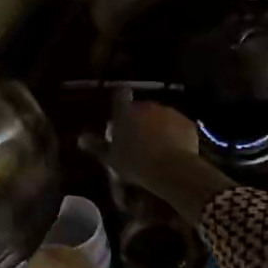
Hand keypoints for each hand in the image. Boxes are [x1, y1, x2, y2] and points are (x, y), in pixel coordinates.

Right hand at [79, 95, 232, 223]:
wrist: (172, 170)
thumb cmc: (135, 164)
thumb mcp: (111, 158)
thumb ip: (96, 146)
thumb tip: (81, 138)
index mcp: (126, 112)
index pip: (120, 97)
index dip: (120, 106)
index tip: (120, 121)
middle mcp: (147, 106)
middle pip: (141, 110)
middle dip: (140, 122)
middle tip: (138, 143)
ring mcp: (169, 113)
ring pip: (161, 117)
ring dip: (158, 128)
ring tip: (158, 150)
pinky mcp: (187, 123)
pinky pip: (178, 127)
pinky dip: (175, 135)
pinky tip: (174, 151)